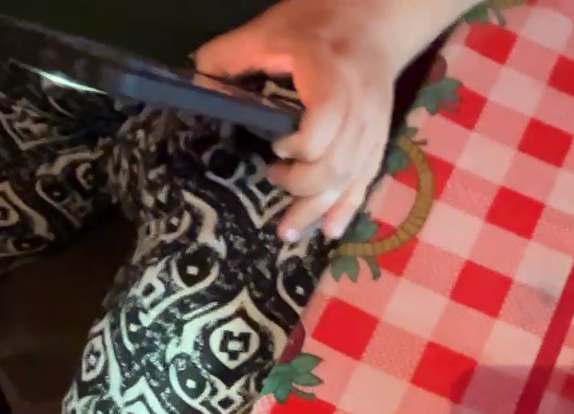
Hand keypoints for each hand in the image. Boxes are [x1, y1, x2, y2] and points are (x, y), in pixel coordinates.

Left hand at [196, 0, 459, 241]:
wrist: (375, 21)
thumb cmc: (320, 22)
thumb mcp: (273, 29)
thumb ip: (233, 55)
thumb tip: (197, 84)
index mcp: (333, 78)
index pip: (322, 130)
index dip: (297, 147)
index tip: (274, 146)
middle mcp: (359, 111)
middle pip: (334, 166)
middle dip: (301, 186)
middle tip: (272, 180)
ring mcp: (372, 133)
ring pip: (347, 184)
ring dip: (316, 211)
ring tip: (287, 233)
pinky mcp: (376, 146)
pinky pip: (363, 186)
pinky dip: (345, 212)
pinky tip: (329, 232)